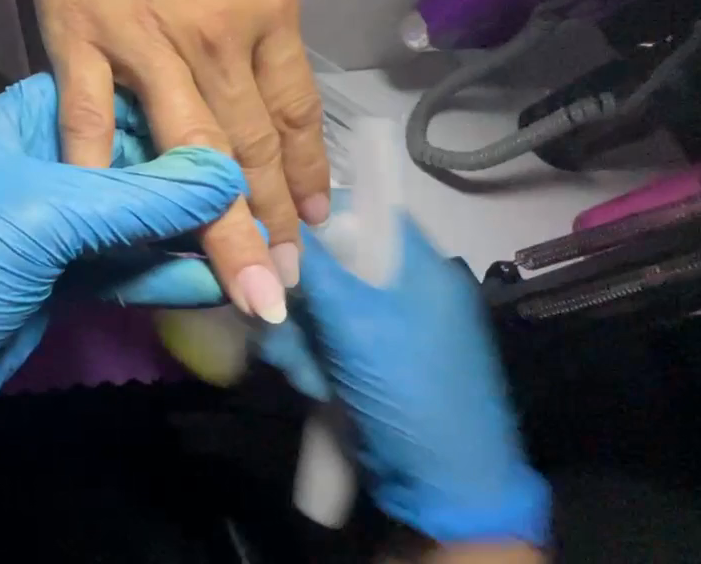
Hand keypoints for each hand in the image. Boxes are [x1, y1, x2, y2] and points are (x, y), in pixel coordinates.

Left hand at [0, 74, 246, 453]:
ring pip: (133, 221)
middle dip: (194, 189)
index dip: (178, 118)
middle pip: (132, 163)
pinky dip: (164, 275)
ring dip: (190, 239)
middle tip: (268, 209)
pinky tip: (218, 284)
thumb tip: (228, 175)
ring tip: (262, 254)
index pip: (114, 101)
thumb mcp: (41, 215)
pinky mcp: (59, 275)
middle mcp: (40, 163)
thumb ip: (136, 196)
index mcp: (21, 122)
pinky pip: (123, 266)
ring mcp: (50, 223)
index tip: (245, 137)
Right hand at [19, 0, 329, 321]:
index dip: (304, 176)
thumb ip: (250, 17)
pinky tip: (110, 222)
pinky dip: (103, 174)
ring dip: (212, 224)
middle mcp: (218, 33)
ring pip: (187, 148)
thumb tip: (249, 82)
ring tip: (231, 284)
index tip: (309, 226)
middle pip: (251, 147)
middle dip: (270, 226)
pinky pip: (93, 118)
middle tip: (281, 292)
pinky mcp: (79, 35)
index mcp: (267, 6)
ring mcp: (146, 39)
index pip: (295, 113)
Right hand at [265, 190, 550, 546]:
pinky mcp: (367, 358)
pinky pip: (319, 333)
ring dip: (292, 330)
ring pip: (313, 299)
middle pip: (324, 258)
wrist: (444, 492)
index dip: (307, 215)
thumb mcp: (354, 319)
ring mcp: (385, 326)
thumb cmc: (408, 390)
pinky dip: (304, 353)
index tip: (266, 236)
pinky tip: (306, 381)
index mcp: (417, 265)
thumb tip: (255, 211)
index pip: (354, 209)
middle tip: (278, 320)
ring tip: (297, 366)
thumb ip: (307, 263)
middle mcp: (402, 287)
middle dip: (292, 291)